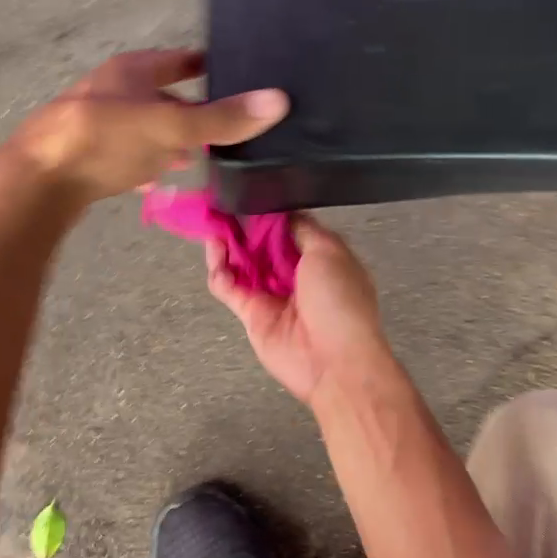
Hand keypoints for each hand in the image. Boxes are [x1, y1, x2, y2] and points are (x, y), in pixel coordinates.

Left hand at [0, 49, 288, 204]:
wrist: (35, 183)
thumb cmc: (103, 141)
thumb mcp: (169, 128)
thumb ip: (222, 118)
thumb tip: (279, 99)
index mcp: (131, 70)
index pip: (180, 59)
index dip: (207, 65)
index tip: (236, 72)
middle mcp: (111, 89)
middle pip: (161, 94)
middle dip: (191, 111)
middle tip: (224, 128)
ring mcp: (94, 122)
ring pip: (143, 126)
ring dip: (168, 140)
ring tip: (196, 159)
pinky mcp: (82, 155)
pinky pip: (124, 153)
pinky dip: (143, 162)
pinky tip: (153, 182)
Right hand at [205, 216, 393, 403]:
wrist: (334, 361)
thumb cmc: (341, 301)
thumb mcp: (331, 251)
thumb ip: (304, 229)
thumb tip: (284, 214)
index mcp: (321, 258)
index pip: (289, 230)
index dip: (271, 215)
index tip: (252, 197)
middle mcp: (296, 276)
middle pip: (262, 246)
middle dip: (245, 228)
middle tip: (225, 208)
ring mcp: (272, 296)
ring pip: (242, 264)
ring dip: (228, 245)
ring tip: (215, 226)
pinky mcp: (251, 314)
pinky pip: (228, 288)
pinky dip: (219, 271)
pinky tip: (215, 252)